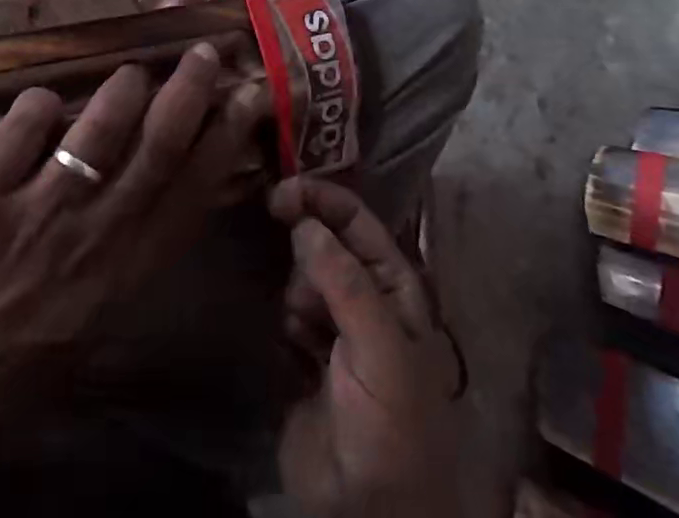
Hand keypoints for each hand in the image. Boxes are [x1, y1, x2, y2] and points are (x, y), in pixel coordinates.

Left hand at [0, 42, 268, 423]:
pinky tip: (42, 104)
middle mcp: (94, 233)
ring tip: (132, 72)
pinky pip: (22, 127)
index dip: (224, 137)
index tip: (245, 97)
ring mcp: (36, 210)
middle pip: (157, 147)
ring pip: (98, 129)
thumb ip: (128, 257)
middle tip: (205, 53)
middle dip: (189, 92)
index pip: (192, 189)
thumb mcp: (95, 320)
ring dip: (123, 90)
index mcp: (128, 268)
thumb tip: (155, 193)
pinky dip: (38, 105)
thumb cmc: (17, 360)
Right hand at [270, 177, 463, 517]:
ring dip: (295, 290)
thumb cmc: (391, 425)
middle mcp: (368, 299)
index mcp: (399, 291)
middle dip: (303, 246)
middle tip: (292, 272)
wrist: (368, 506)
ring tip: (301, 328)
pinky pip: (286, 310)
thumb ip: (346, 283)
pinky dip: (285, 318)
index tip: (280, 193)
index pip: (359, 223)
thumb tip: (306, 223)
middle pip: (326, 243)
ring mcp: (336, 326)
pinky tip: (291, 346)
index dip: (323, 199)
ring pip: (302, 275)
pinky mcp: (304, 351)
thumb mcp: (381, 350)